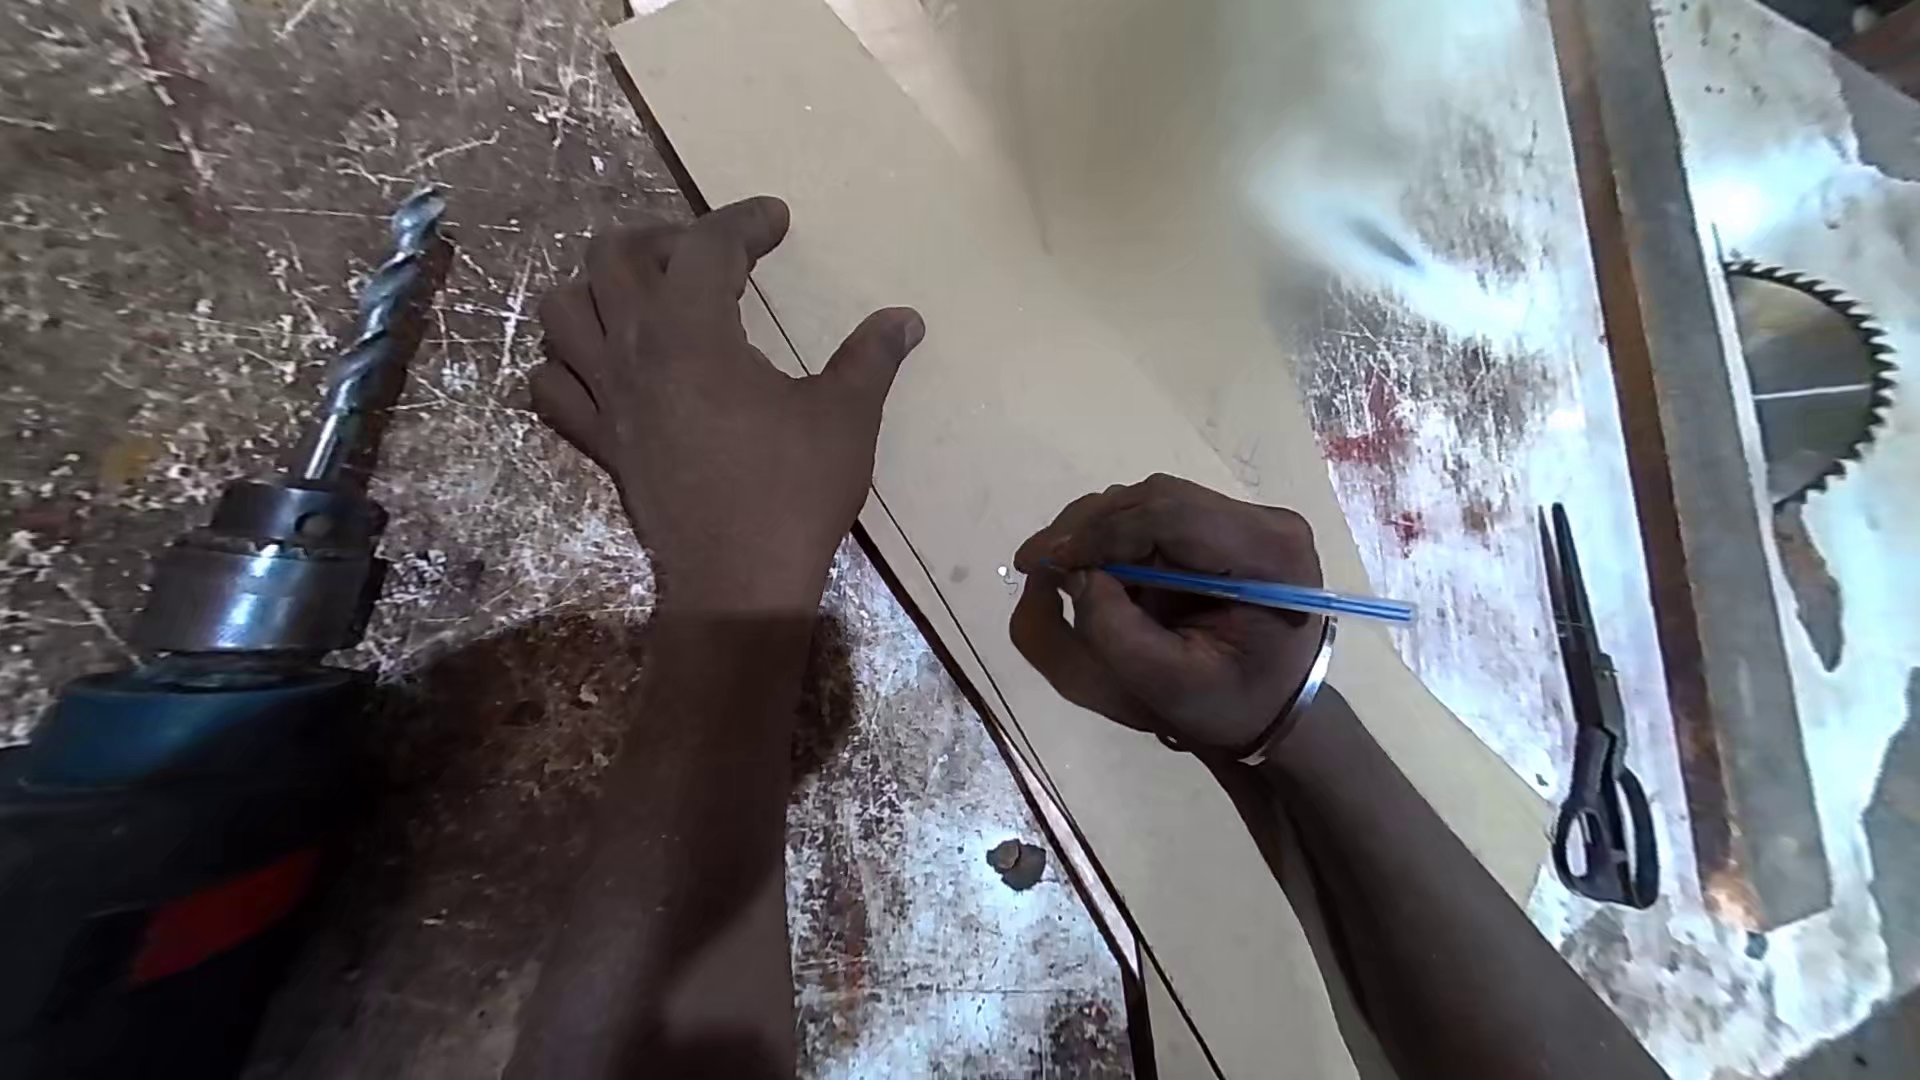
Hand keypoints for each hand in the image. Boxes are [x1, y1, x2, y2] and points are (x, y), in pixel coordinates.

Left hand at [531, 196, 924, 611]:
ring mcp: (608, 401)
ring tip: (645, 297)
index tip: (777, 219)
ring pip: (564, 311)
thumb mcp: (848, 418)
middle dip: (664, 237)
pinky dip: (568, 362)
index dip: (745, 221)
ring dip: (600, 287)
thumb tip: (907, 317)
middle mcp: (635, 353)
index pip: (708, 246)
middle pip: (615, 258)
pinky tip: (604, 367)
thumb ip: (873, 357)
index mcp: (695, 334)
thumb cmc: (796, 492)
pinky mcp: (601, 444)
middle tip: (710, 253)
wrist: (742, 578)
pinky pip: (553, 387)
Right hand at [1010, 474, 1327, 752]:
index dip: (1100, 533)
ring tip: (1057, 562)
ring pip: (1149, 500)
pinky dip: (1111, 534)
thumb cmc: (1232, 706)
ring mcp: (1242, 519)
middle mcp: (1260, 522)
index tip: (1046, 562)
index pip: (1170, 515)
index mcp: (1265, 555)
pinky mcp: (1220, 527)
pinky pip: (1152, 515)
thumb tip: (1074, 573)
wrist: (1276, 708)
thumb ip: (1114, 630)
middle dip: (1088, 526)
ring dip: (1095, 527)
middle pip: (1156, 498)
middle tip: (1036, 560)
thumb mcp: (1169, 685)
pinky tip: (1088, 560)